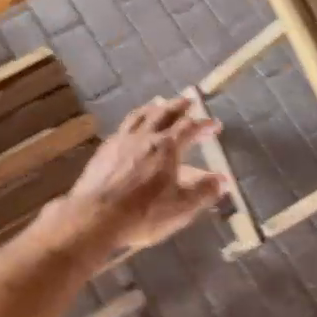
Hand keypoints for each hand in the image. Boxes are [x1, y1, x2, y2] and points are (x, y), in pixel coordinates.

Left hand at [48, 96, 228, 255]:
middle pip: (164, 113)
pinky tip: (131, 127)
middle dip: (179, 106)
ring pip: (140, 116)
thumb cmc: (143, 214)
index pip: (190, 128)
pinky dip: (133, 120)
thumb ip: (203, 192)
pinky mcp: (104, 150)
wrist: (95, 216)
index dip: (204, 125)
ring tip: (159, 103)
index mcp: (167, 147)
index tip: (215, 124)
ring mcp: (121, 141)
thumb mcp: (180, 208)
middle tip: (188, 100)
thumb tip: (222, 180)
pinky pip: (123, 127)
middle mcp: (145, 137)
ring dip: (153, 108)